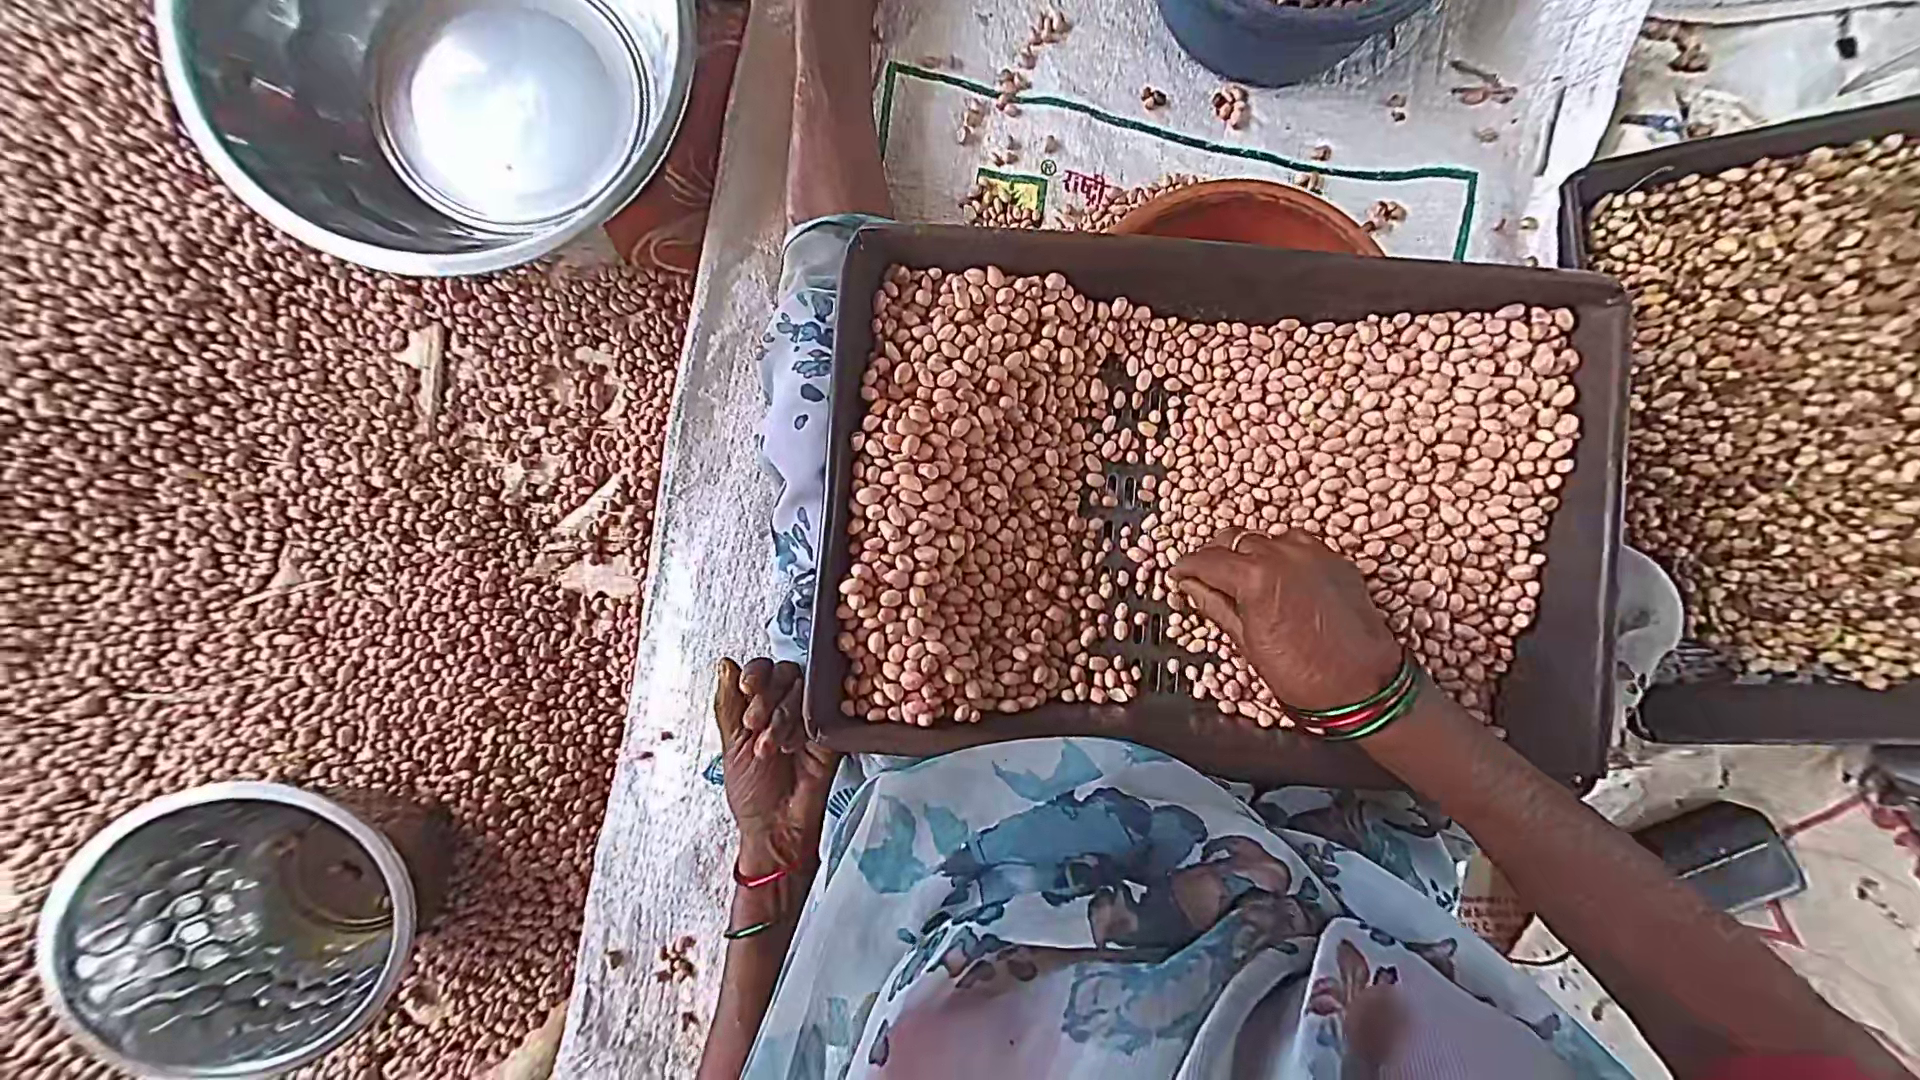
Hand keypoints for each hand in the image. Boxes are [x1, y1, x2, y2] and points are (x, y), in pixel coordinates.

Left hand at [714, 658, 838, 875]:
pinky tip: (791, 747)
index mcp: (761, 703)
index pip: (763, 669)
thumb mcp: (732, 744)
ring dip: (781, 716)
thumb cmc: (753, 790)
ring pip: (802, 689)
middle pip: (784, 673)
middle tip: (754, 726)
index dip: (755, 673)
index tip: (746, 688)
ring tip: (769, 747)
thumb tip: (724, 663)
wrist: (776, 825)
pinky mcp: (833, 727)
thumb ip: (729, 703)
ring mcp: (812, 714)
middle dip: (766, 698)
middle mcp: (787, 704)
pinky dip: (802, 726)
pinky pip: (823, 709)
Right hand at [1168, 528, 1402, 711]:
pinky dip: (1279, 553)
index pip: (1206, 559)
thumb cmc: (1304, 674)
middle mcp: (1282, 556)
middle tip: (1204, 576)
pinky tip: (1275, 574)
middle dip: (1214, 556)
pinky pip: (1296, 544)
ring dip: (1246, 552)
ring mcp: (1312, 555)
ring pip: (1264, 539)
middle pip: (1233, 540)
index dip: (1186, 567)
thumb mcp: (1245, 641)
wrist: (1363, 687)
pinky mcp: (1335, 561)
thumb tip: (1192, 587)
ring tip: (1240, 576)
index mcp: (1254, 577)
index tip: (1179, 574)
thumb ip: (1215, 605)